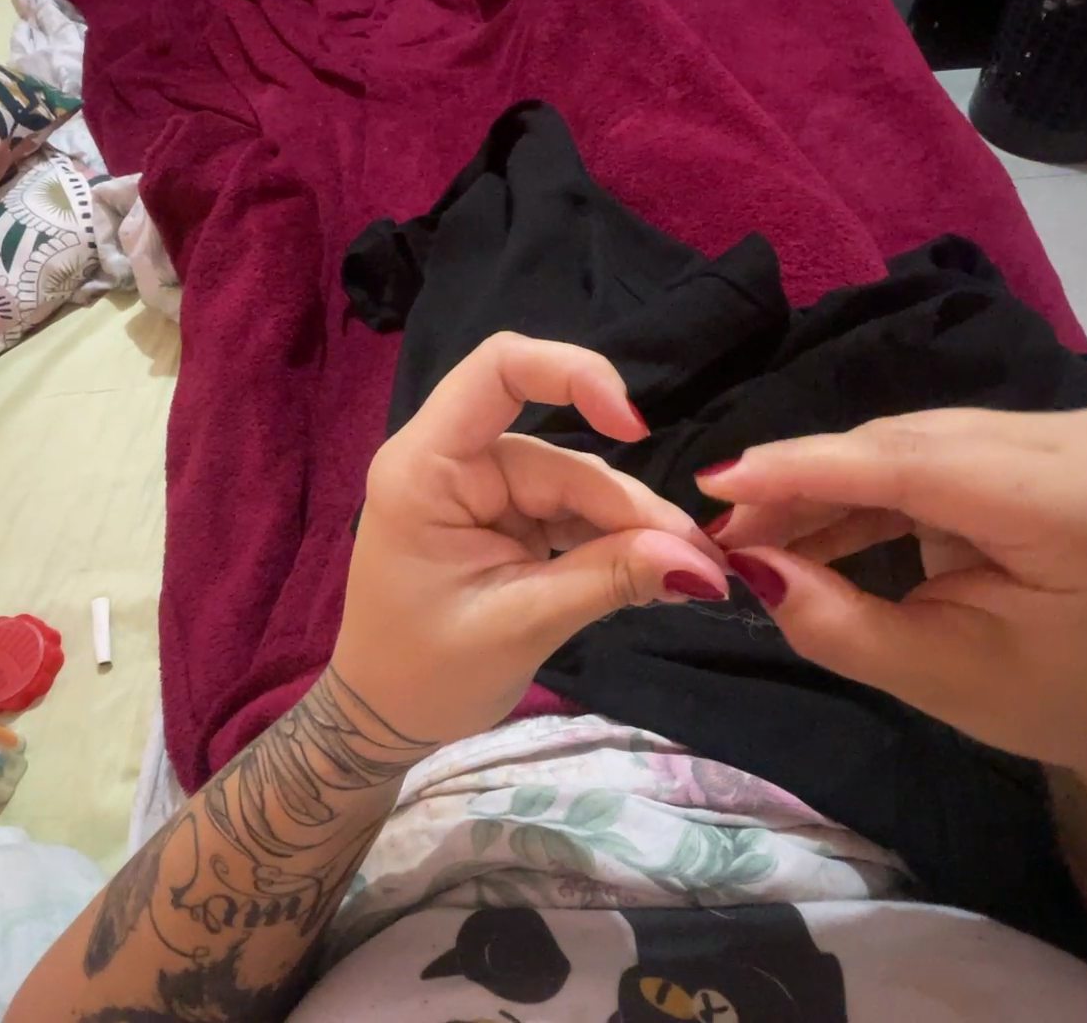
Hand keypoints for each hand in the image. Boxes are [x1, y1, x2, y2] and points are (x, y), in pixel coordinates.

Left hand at [332, 333, 729, 745]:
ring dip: (629, 527)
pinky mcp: (504, 517)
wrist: (384, 716)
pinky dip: (609, 540)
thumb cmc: (425, 674)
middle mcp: (452, 462)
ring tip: (685, 573)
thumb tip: (702, 562)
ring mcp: (481, 490)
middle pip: (559, 455)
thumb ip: (608, 579)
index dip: (573, 374)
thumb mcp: (520, 625)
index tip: (635, 427)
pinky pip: (569, 512)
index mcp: (426, 469)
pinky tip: (650, 571)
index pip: (498, 370)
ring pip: (575, 485)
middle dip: (629, 507)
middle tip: (699, 562)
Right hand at [700, 408, 1086, 777]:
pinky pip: (919, 454)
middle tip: (725, 526)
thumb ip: (836, 622)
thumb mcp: (934, 678)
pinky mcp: (1033, 439)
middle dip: (802, 483)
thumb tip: (746, 564)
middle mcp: (1085, 443)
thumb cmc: (1053, 704)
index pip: (918, 466)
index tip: (717, 478)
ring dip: (821, 486)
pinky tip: (805, 524)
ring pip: (902, 444)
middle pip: (904, 447)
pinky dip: (857, 490)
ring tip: (753, 530)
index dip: (807, 468)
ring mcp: (1064, 431)